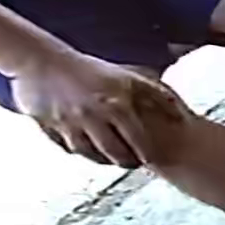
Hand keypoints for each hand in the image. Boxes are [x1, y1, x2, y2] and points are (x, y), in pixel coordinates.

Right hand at [10, 51, 186, 167]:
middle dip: (124, 162)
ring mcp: (65, 121)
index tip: (150, 160)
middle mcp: (91, 116)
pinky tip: (87, 150)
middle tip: (132, 164)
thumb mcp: (133, 80)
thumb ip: (160, 98)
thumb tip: (183, 119)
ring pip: (86, 151)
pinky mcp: (43, 122)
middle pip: (112, 151)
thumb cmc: (96, 72)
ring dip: (100, 159)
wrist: (41, 60)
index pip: (137, 140)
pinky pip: (62, 144)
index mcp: (117, 107)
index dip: (145, 154)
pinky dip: (76, 151)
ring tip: (112, 160)